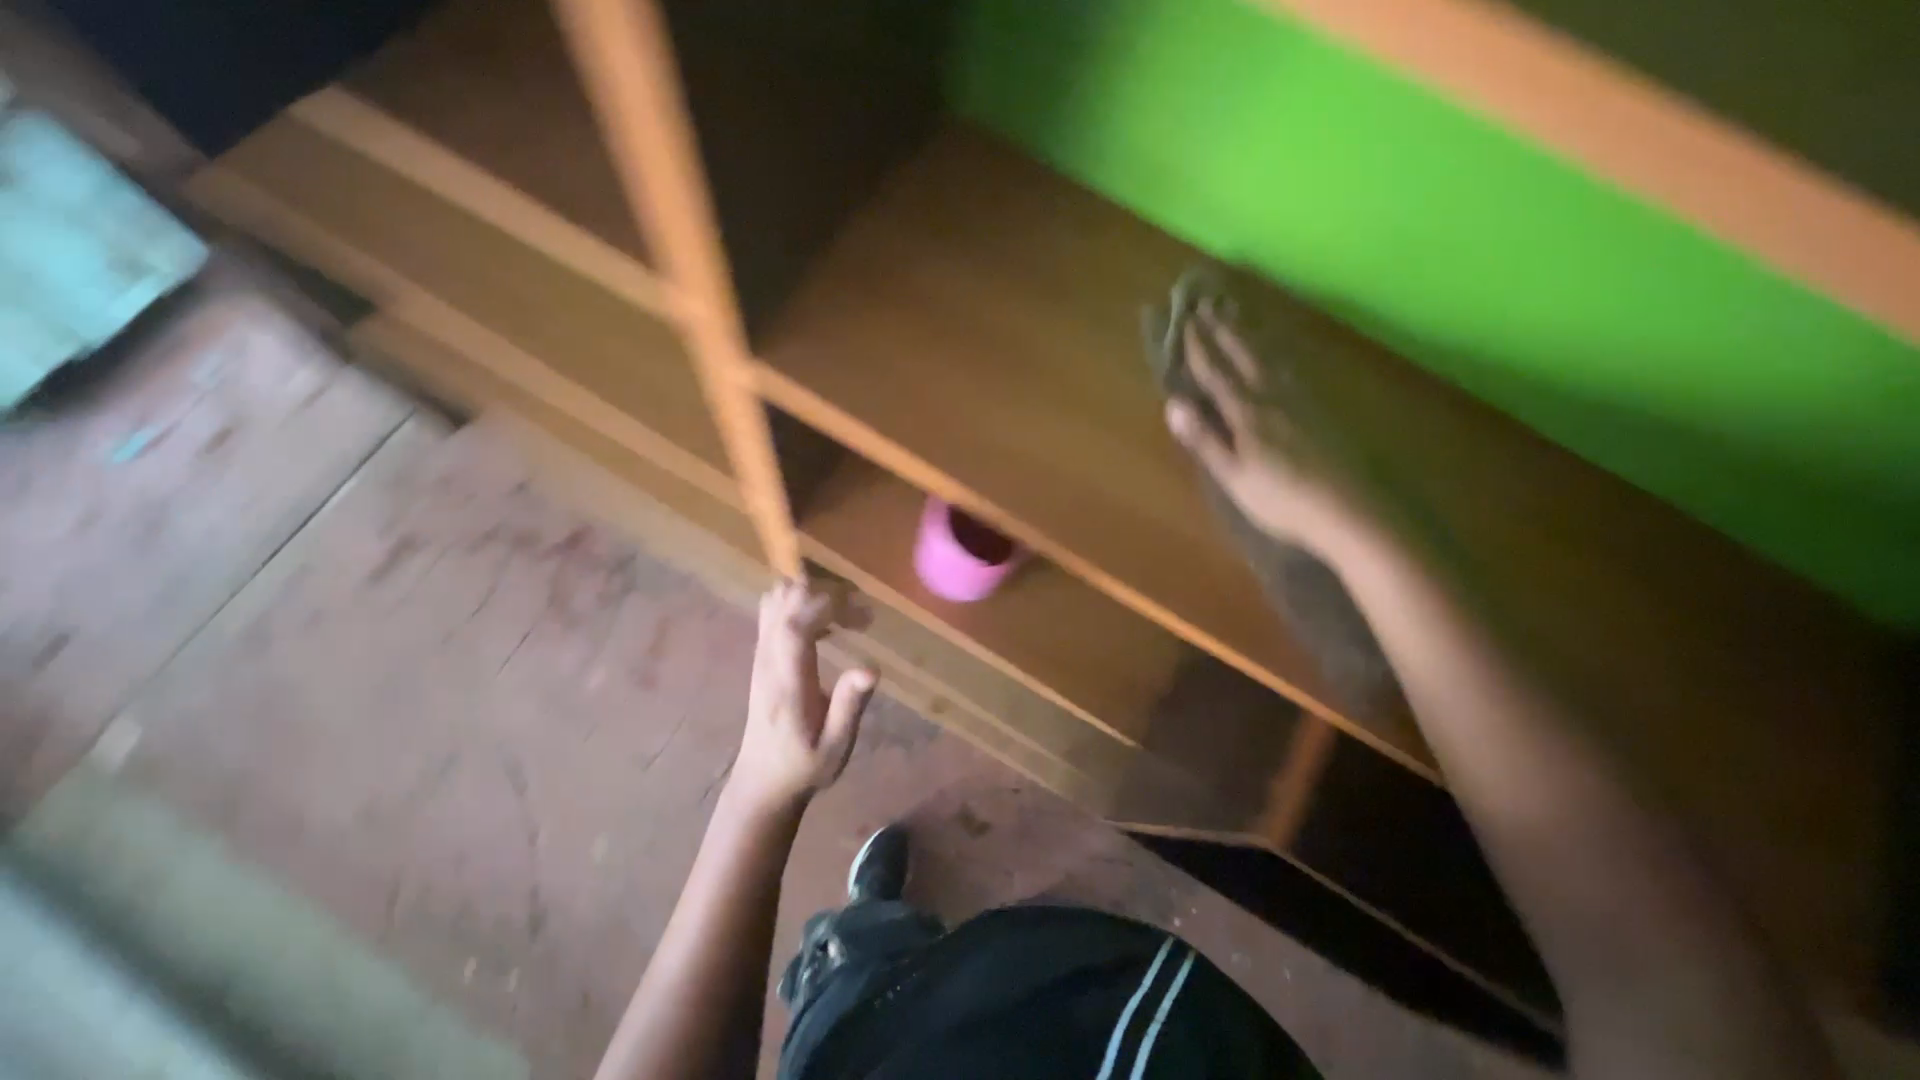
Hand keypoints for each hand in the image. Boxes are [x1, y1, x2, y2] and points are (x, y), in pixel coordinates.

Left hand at [729, 580, 876, 814]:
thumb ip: (849, 707)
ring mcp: (761, 654)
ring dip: (813, 595)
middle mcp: (768, 660)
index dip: (825, 605)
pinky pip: (775, 611)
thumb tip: (870, 669)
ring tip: (847, 616)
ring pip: (775, 600)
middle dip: (825, 594)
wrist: (763, 782)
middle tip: (860, 615)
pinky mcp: (762, 655)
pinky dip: (803, 603)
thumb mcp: (834, 747)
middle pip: (783, 601)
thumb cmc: (804, 767)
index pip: (794, 626)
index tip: (860, 612)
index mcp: (787, 682)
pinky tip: (831, 624)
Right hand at [1164, 306, 1368, 559]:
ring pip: (1268, 352)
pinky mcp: (1322, 403)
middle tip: (1206, 300)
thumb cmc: (1283, 499)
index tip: (1185, 319)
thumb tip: (1173, 403)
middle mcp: (1271, 394)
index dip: (1198, 346)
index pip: (1215, 373)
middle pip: (1242, 353)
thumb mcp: (1234, 476)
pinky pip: (1293, 362)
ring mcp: (1300, 396)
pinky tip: (1278, 342)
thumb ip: (1205, 438)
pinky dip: (1279, 345)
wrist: (1351, 507)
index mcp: (1246, 412)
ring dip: (1249, 329)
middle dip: (1222, 327)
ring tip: (1236, 308)